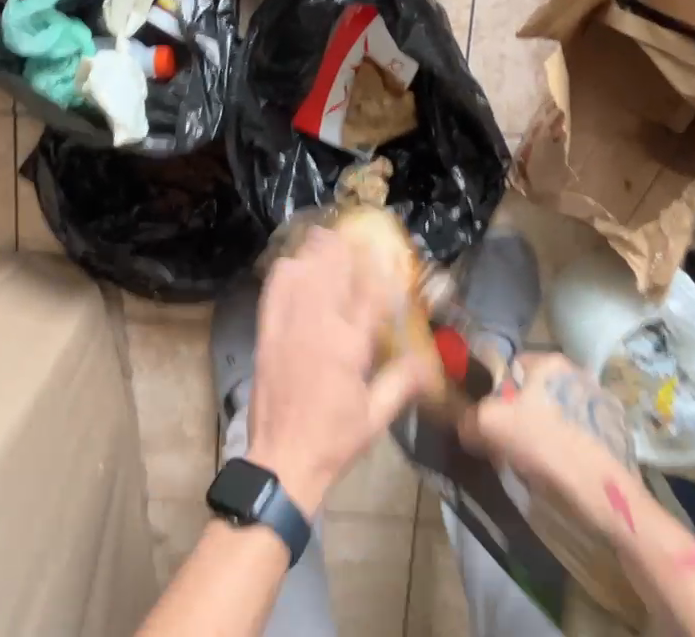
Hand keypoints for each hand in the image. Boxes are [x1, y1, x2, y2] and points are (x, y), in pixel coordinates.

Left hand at [246, 228, 437, 514]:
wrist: (282, 459)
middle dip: (342, 250)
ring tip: (324, 239)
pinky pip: (272, 291)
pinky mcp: (265, 333)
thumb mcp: (376, 417)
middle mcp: (317, 327)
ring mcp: (286, 327)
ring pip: (300, 274)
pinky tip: (291, 265)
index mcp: (349, 346)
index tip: (389, 256)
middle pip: (329, 271)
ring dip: (313, 254)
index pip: (369, 295)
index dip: (380, 272)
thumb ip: (402, 383)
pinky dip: (283, 273)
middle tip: (352, 236)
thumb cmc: (334, 440)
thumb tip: (430, 363)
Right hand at [459, 354, 637, 535]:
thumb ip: (468, 417)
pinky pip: (575, 433)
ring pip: (553, 413)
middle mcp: (579, 374)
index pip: (509, 366)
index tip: (491, 420)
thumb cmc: (546, 448)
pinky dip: (564, 445)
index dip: (494, 393)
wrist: (605, 497)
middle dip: (518, 413)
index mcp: (551, 362)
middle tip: (508, 441)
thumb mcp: (489, 425)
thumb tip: (466, 425)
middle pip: (532, 391)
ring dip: (541, 430)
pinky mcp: (614, 434)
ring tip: (533, 459)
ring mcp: (601, 405)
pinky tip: (557, 467)